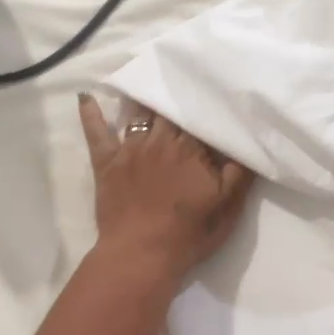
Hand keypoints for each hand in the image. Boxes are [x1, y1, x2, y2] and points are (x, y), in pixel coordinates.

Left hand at [78, 95, 253, 278]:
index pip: (200, 119)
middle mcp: (161, 141)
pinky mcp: (106, 163)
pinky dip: (91, 114)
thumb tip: (246, 140)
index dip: (205, 107)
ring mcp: (131, 149)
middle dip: (175, 97)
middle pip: (169, 112)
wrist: (141, 255)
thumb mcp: (229, 205)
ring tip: (147, 80)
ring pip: (139, 115)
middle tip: (179, 79)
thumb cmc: (189, 232)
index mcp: (191, 148)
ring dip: (144, 99)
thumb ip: (240, 171)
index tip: (211, 93)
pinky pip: (97, 133)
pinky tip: (87, 97)